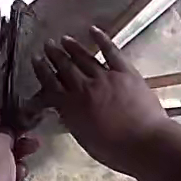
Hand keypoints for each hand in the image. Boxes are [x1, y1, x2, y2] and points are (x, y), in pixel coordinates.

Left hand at [0, 112, 36, 180]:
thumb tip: (7, 133)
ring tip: (32, 148)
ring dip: (19, 153)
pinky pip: (8, 174)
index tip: (12, 113)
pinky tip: (20, 172)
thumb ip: (3, 131)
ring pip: (3, 157)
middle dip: (13, 136)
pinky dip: (16, 172)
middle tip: (28, 132)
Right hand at [34, 26, 176, 176]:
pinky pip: (111, 52)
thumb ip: (73, 120)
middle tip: (47, 45)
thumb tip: (66, 110)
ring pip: (84, 58)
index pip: (51, 85)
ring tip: (64, 39)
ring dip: (73, 47)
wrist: (145, 143)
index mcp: (71, 107)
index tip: (36, 60)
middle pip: (65, 67)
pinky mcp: (126, 72)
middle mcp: (84, 88)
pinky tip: (93, 30)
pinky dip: (102, 39)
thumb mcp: (84, 138)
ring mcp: (105, 78)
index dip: (42, 71)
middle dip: (54, 55)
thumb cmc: (115, 150)